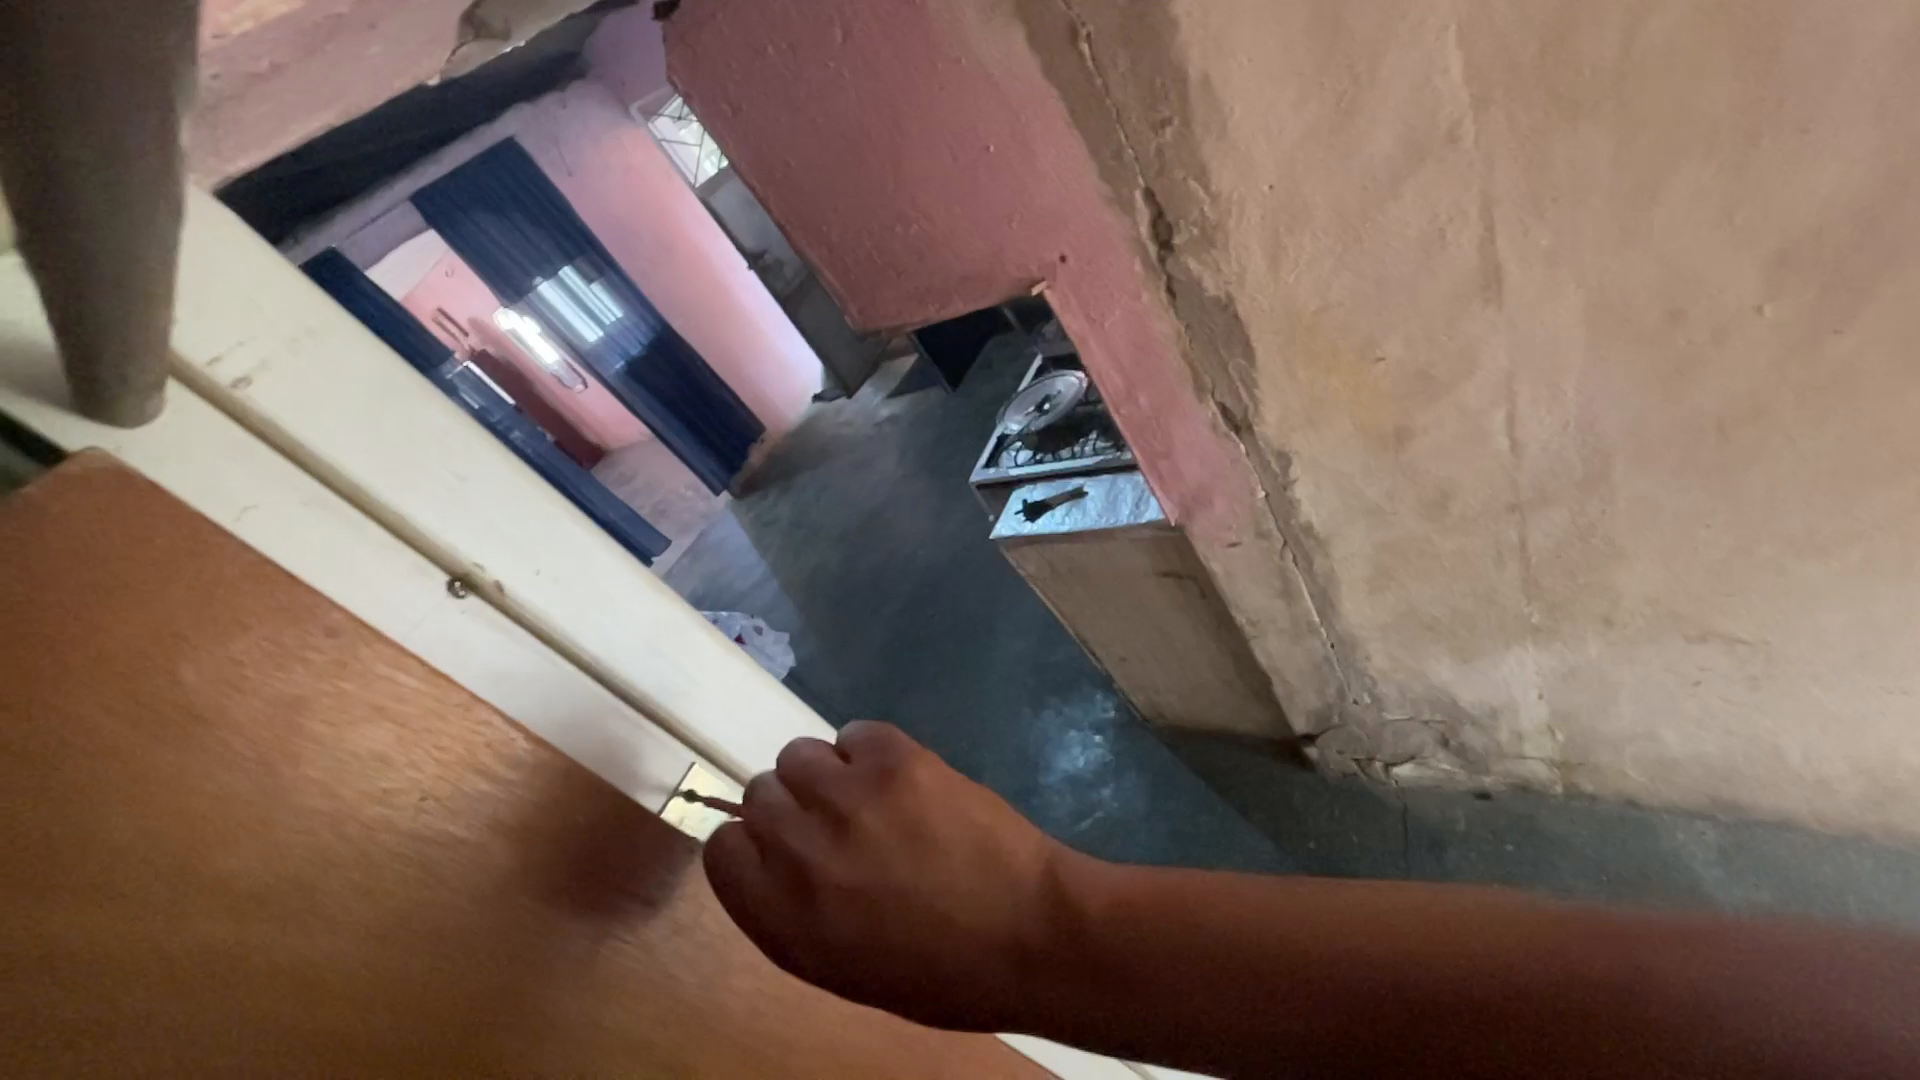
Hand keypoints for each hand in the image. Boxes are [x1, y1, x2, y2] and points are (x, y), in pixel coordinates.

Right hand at [703, 721, 1071, 1031]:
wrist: (1027, 931)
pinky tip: (900, 780)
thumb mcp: (838, 965)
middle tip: (836, 824)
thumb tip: (769, 856)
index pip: (723, 850)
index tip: (783, 850)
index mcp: (780, 916)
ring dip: (826, 775)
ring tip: (869, 798)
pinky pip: (853, 733)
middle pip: (759, 794)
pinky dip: (868, 751)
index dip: (753, 847)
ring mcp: (848, 796)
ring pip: (799, 754)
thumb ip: (787, 909)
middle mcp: (800, 849)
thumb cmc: (936, 970)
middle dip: (792, 808)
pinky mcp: (895, 758)